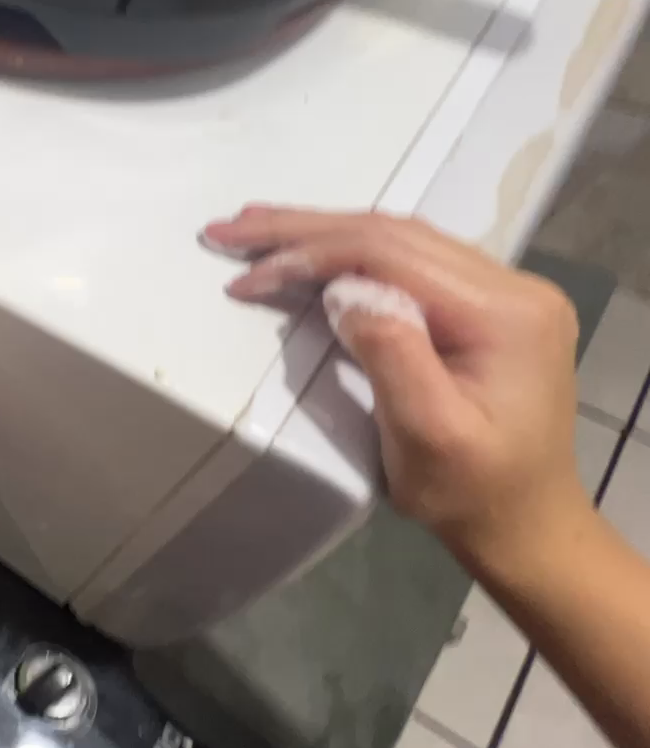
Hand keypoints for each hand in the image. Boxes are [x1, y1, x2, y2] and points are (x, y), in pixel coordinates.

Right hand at [202, 206, 586, 567]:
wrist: (521, 521)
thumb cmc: (468, 485)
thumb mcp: (427, 428)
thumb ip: (390, 351)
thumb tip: (342, 291)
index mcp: (500, 312)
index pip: (384, 254)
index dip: (305, 256)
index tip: (243, 280)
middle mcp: (508, 288)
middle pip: (387, 233)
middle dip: (297, 229)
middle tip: (227, 228)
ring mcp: (497, 294)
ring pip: (391, 237)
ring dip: (315, 231)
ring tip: (251, 226)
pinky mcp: (475, 307)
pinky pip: (399, 257)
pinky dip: (340, 247)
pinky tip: (306, 247)